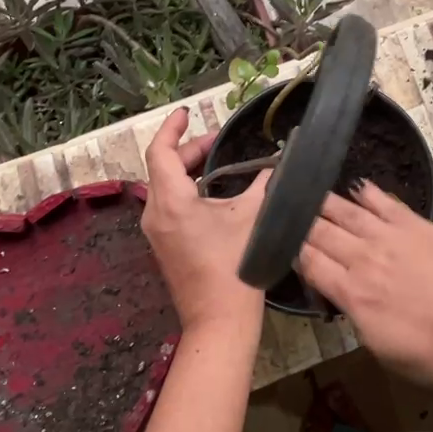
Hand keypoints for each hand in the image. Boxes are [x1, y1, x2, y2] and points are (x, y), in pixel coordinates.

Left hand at [143, 107, 268, 334]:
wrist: (219, 319)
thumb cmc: (235, 265)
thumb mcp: (252, 217)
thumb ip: (263, 185)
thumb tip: (277, 164)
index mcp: (171, 201)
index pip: (160, 151)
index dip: (172, 128)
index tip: (186, 112)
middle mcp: (156, 213)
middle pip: (164, 166)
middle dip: (190, 149)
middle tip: (220, 141)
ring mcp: (157, 231)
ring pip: (165, 186)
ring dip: (188, 169)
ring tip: (218, 161)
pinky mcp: (164, 244)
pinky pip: (168, 203)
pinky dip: (186, 188)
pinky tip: (213, 192)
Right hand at [297, 182, 432, 392]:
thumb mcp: (380, 348)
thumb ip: (354, 313)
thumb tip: (340, 292)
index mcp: (352, 294)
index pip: (309, 263)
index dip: (289, 249)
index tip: (276, 238)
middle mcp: (365, 259)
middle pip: (321, 232)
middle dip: (299, 220)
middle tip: (281, 206)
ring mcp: (392, 237)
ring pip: (348, 212)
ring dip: (325, 201)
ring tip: (307, 189)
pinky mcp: (417, 225)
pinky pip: (385, 203)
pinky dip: (367, 193)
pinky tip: (356, 186)